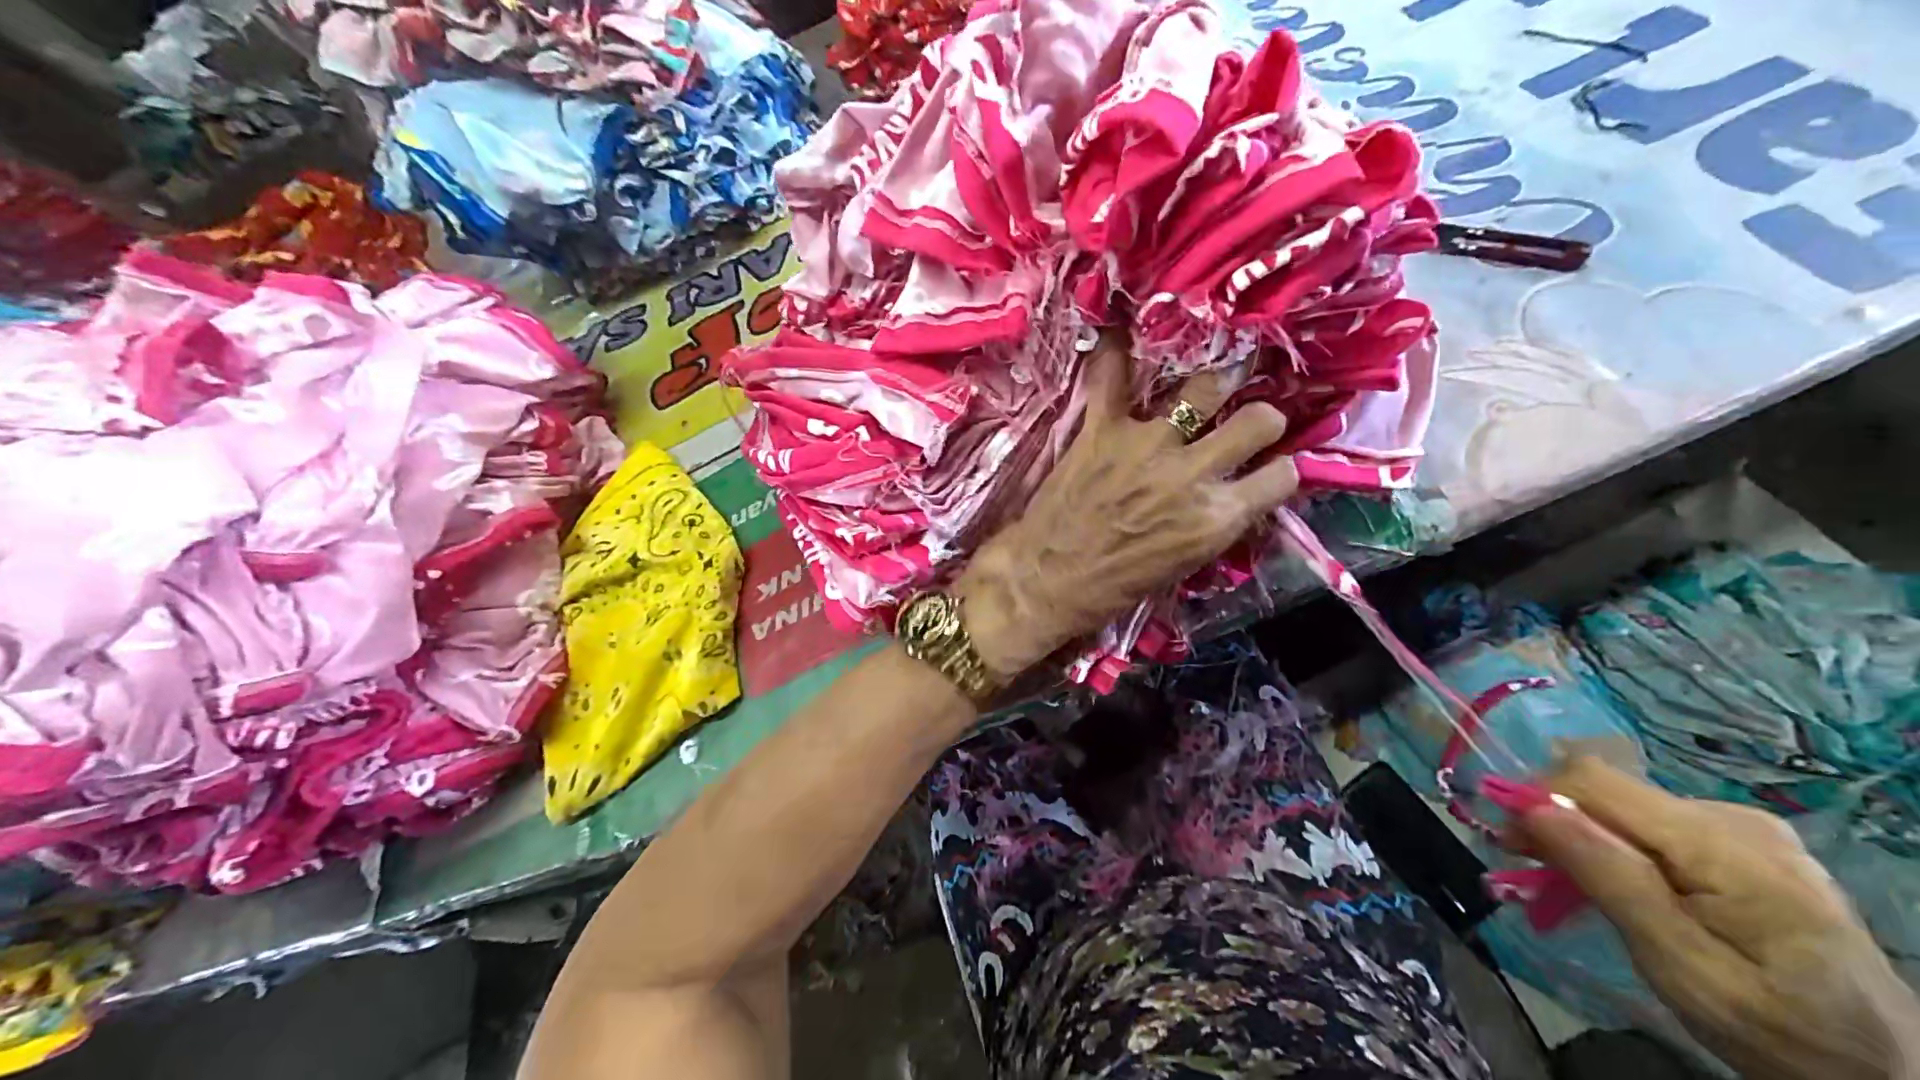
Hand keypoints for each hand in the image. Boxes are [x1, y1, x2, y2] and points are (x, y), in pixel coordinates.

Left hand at [953, 334, 1297, 681]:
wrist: (1046, 580)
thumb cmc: (1115, 586)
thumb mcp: (1184, 563)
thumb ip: (1215, 520)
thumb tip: (1235, 491)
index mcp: (1215, 517)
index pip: (1281, 477)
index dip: (1280, 471)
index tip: (1271, 468)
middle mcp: (1191, 473)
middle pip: (1258, 420)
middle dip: (1263, 418)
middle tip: (1250, 419)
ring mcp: (1146, 443)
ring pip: (1203, 388)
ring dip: (1213, 385)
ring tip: (1208, 384)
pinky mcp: (1102, 428)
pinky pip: (1113, 374)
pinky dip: (1117, 354)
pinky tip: (1124, 335)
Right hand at [1517, 757, 1919, 1079]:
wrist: (1891, 1077)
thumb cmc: (1779, 1032)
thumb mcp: (1684, 967)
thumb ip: (1612, 880)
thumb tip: (1534, 808)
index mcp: (1725, 846)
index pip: (1595, 780)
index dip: (1535, 797)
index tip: (1507, 841)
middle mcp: (1735, 819)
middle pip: (1610, 792)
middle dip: (1556, 821)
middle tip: (1528, 869)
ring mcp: (1748, 831)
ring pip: (1627, 807)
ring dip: (1584, 836)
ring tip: (1569, 883)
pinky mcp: (1747, 846)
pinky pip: (1656, 826)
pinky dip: (1619, 847)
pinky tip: (1622, 884)